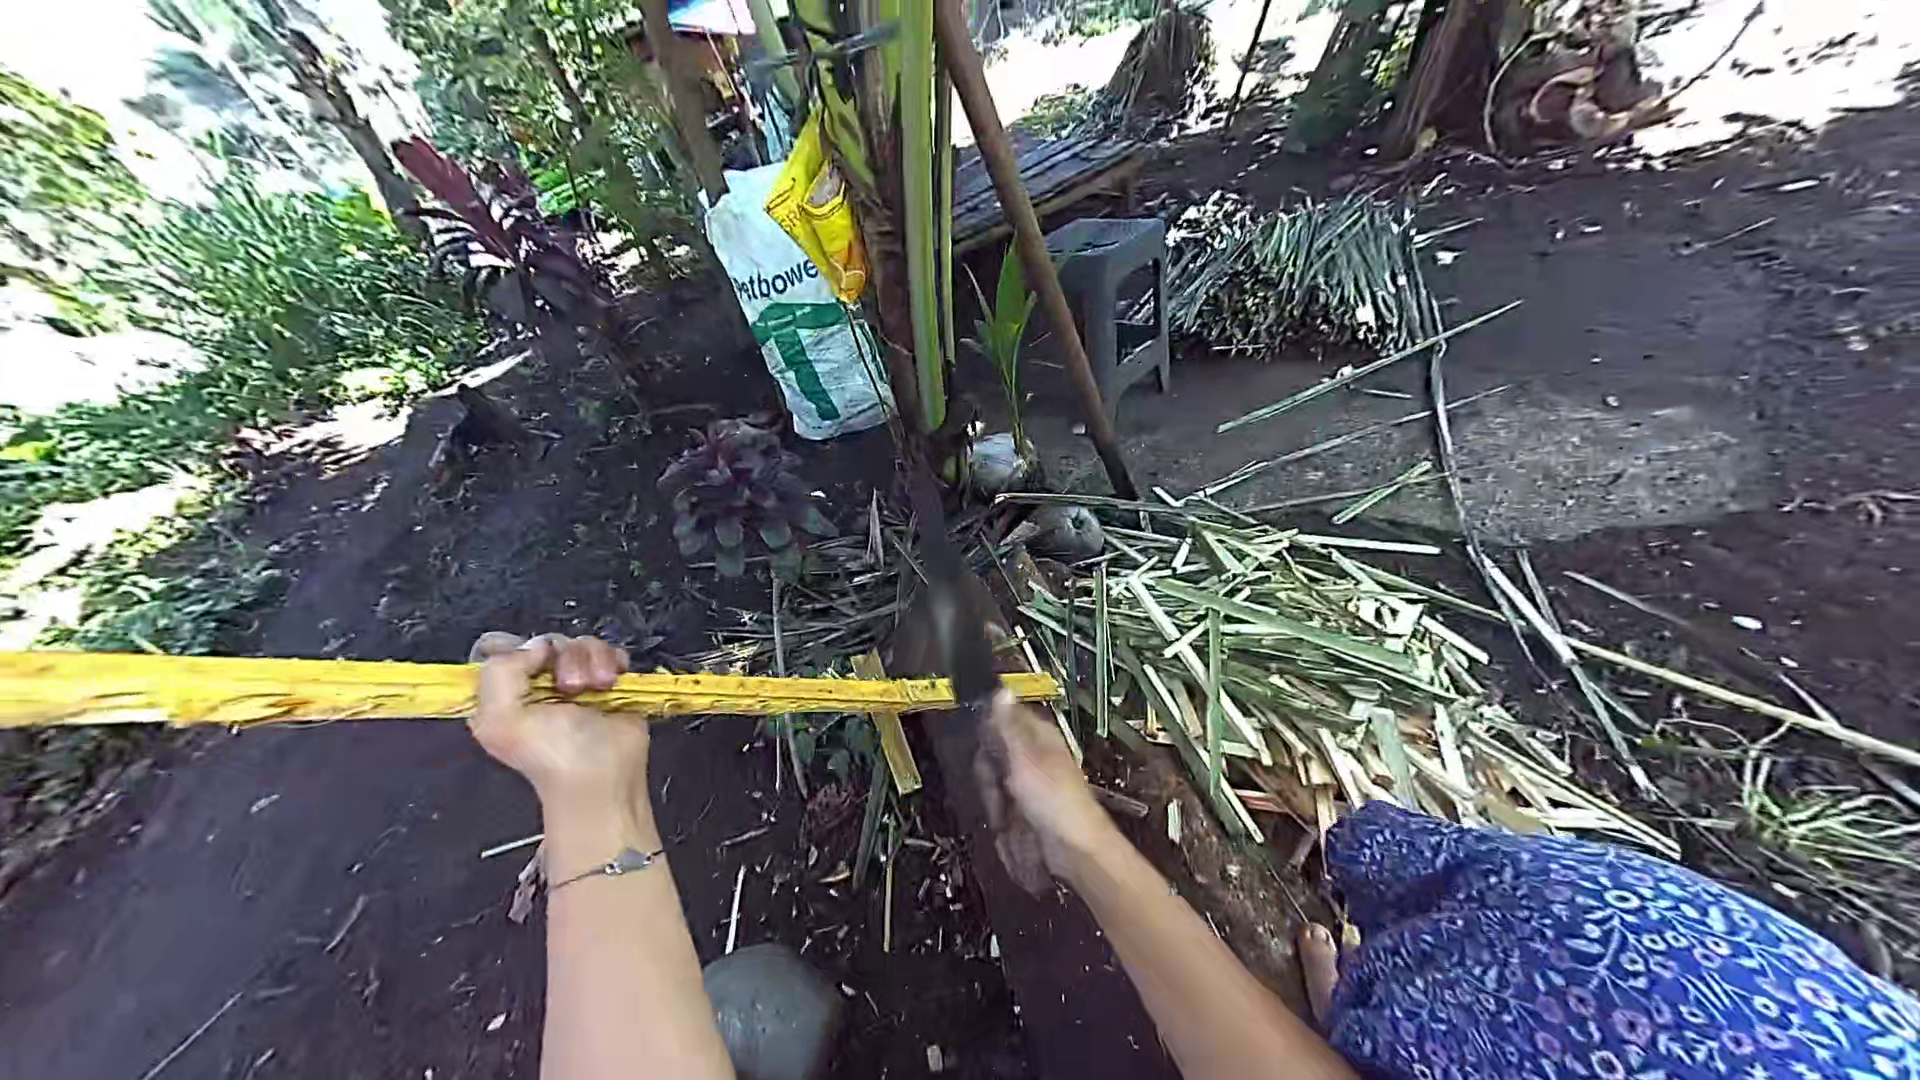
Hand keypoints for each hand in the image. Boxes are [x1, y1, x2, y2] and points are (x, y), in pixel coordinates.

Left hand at [469, 632, 642, 812]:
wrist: (604, 772)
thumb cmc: (552, 751)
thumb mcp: (501, 719)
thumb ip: (500, 672)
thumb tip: (540, 646)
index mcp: (503, 693)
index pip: (503, 647)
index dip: (520, 649)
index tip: (535, 665)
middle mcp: (538, 683)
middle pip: (549, 641)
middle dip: (565, 660)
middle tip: (571, 689)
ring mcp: (577, 680)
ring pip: (583, 644)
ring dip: (593, 663)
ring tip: (598, 688)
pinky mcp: (610, 680)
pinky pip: (611, 651)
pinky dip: (614, 662)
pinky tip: (613, 683)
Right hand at [982, 689, 1120, 879]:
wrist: (1075, 852)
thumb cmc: (1055, 801)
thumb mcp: (1026, 758)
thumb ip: (1009, 725)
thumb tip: (1001, 690)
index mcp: (1039, 736)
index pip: (1003, 719)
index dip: (989, 734)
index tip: (986, 751)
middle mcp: (1034, 756)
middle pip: (993, 753)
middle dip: (989, 774)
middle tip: (1000, 789)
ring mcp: (1029, 784)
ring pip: (993, 782)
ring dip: (993, 799)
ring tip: (1006, 814)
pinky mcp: (1025, 808)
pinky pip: (1000, 804)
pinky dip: (1000, 815)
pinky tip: (1007, 824)